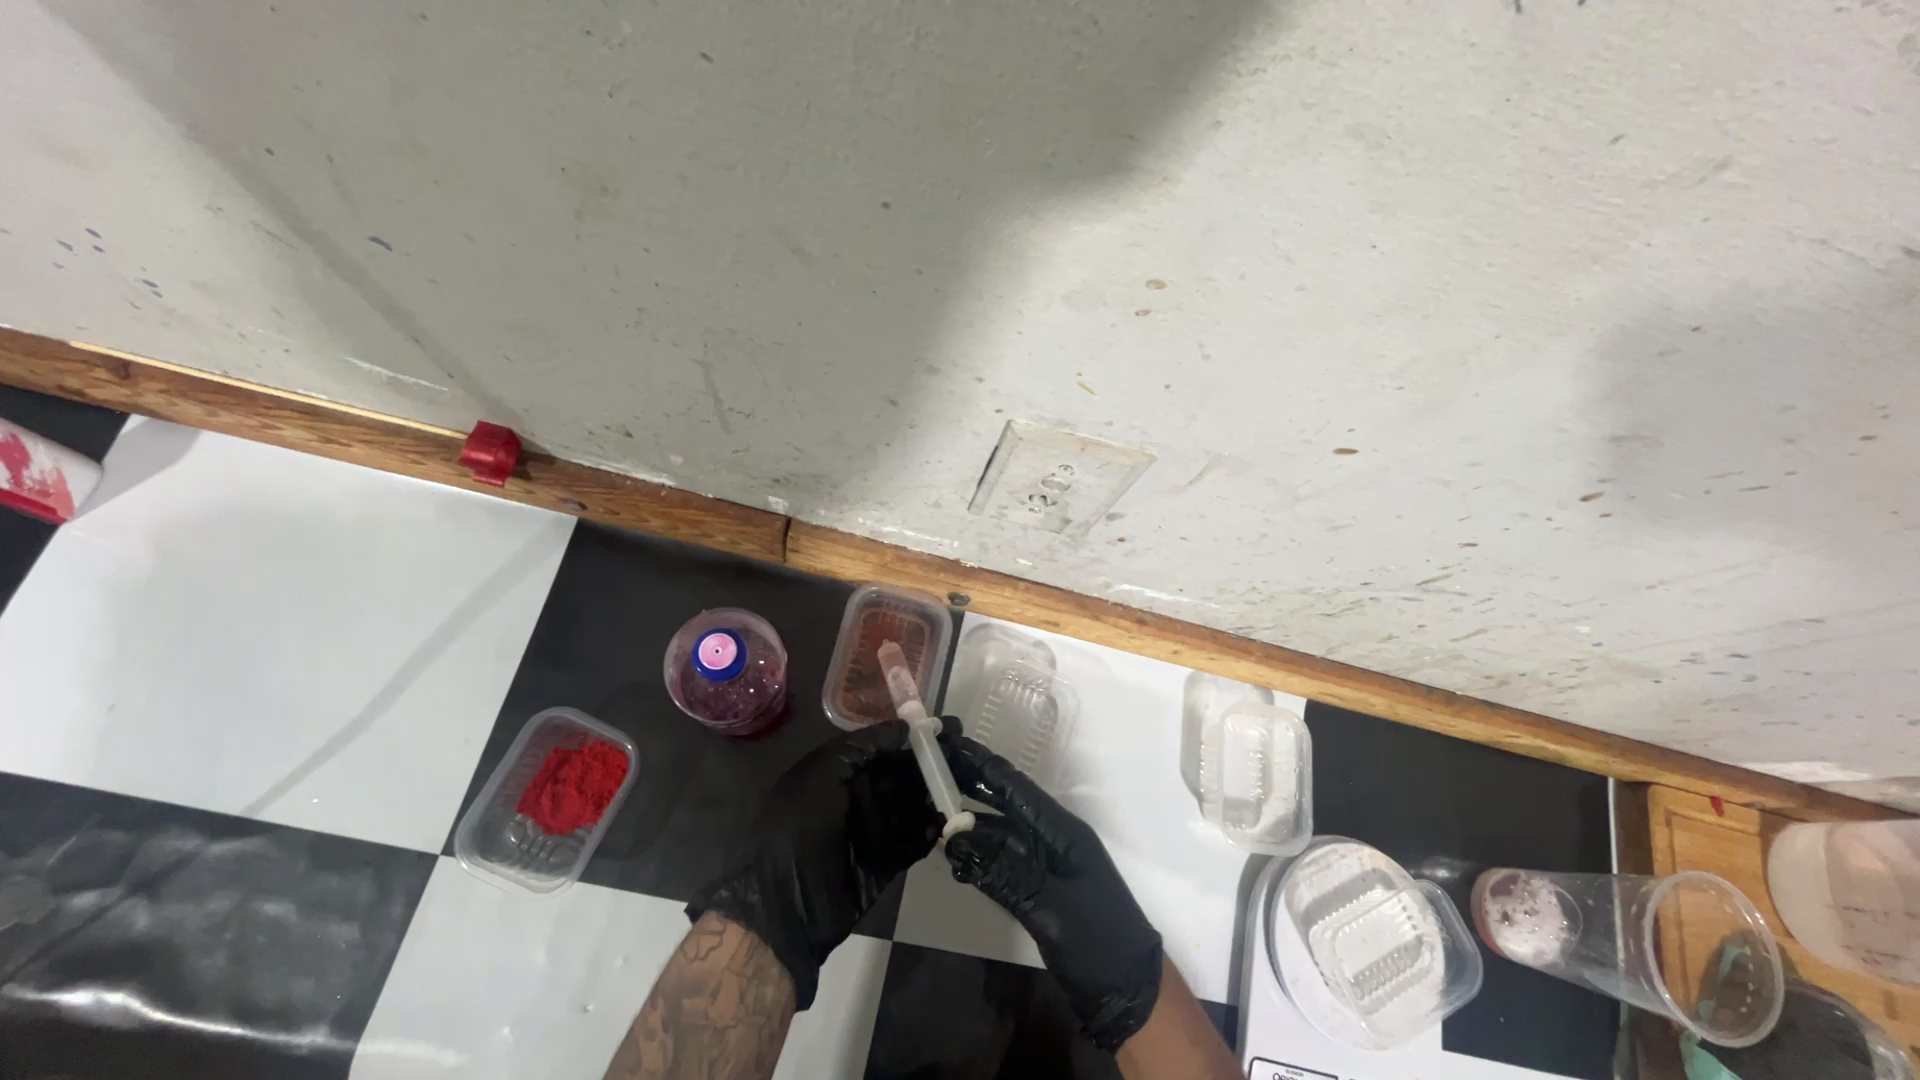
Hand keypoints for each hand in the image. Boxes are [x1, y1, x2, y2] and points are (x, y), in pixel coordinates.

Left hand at [687, 720, 943, 1008]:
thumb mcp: (822, 772)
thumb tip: (904, 728)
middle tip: (967, 756)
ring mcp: (874, 830)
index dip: (914, 737)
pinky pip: (915, 840)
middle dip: (935, 765)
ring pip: (915, 805)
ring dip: (938, 795)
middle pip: (905, 774)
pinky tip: (945, 823)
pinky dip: (931, 831)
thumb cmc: (798, 827)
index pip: (886, 747)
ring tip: (962, 787)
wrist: (785, 903)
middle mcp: (860, 796)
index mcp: (841, 772)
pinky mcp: (887, 861)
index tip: (946, 729)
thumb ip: (862, 746)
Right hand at [943, 736, 1163, 1052]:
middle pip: (1006, 804)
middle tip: (928, 772)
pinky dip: (978, 859)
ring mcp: (1046, 868)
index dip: (982, 764)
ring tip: (929, 814)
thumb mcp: (1051, 907)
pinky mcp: (1039, 893)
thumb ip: (1003, 873)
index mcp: (1063, 832)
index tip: (948, 744)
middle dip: (971, 786)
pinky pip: (1002, 865)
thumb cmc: (1100, 944)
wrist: (1131, 996)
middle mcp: (1053, 841)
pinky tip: (953, 860)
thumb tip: (955, 840)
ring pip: (1001, 836)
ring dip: (969, 826)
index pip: (1015, 787)